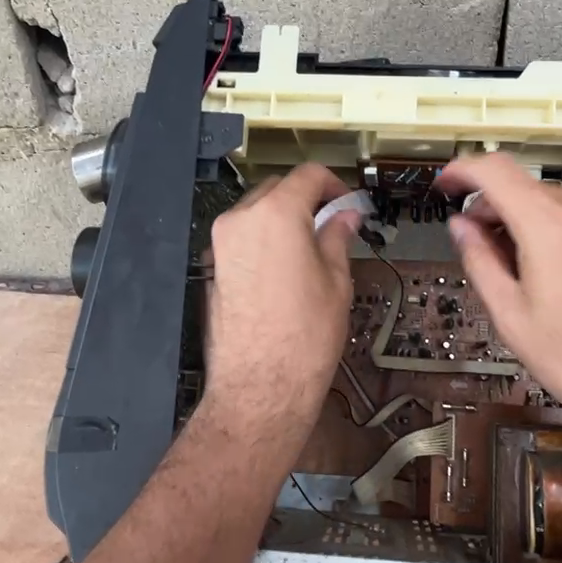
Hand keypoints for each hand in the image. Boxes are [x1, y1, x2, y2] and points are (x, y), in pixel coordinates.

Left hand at [202, 164, 359, 434]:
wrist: (260, 387)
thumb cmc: (306, 335)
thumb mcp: (336, 281)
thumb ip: (337, 237)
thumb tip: (344, 216)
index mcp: (276, 214)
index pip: (308, 175)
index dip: (334, 184)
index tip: (348, 203)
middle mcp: (241, 219)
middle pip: (277, 189)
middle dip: (305, 200)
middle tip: (333, 225)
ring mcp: (221, 243)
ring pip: (256, 213)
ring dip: (282, 219)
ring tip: (310, 249)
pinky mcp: (213, 268)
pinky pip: (242, 239)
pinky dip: (263, 241)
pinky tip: (285, 269)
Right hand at [435, 153, 561, 431]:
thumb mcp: (509, 316)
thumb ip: (479, 260)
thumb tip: (460, 227)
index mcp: (552, 229)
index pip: (496, 172)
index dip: (462, 170)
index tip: (444, 185)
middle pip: (524, 185)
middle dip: (490, 206)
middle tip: (473, 242)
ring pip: (550, 199)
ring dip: (521, 217)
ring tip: (511, 263)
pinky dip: (551, 226)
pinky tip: (545, 266)